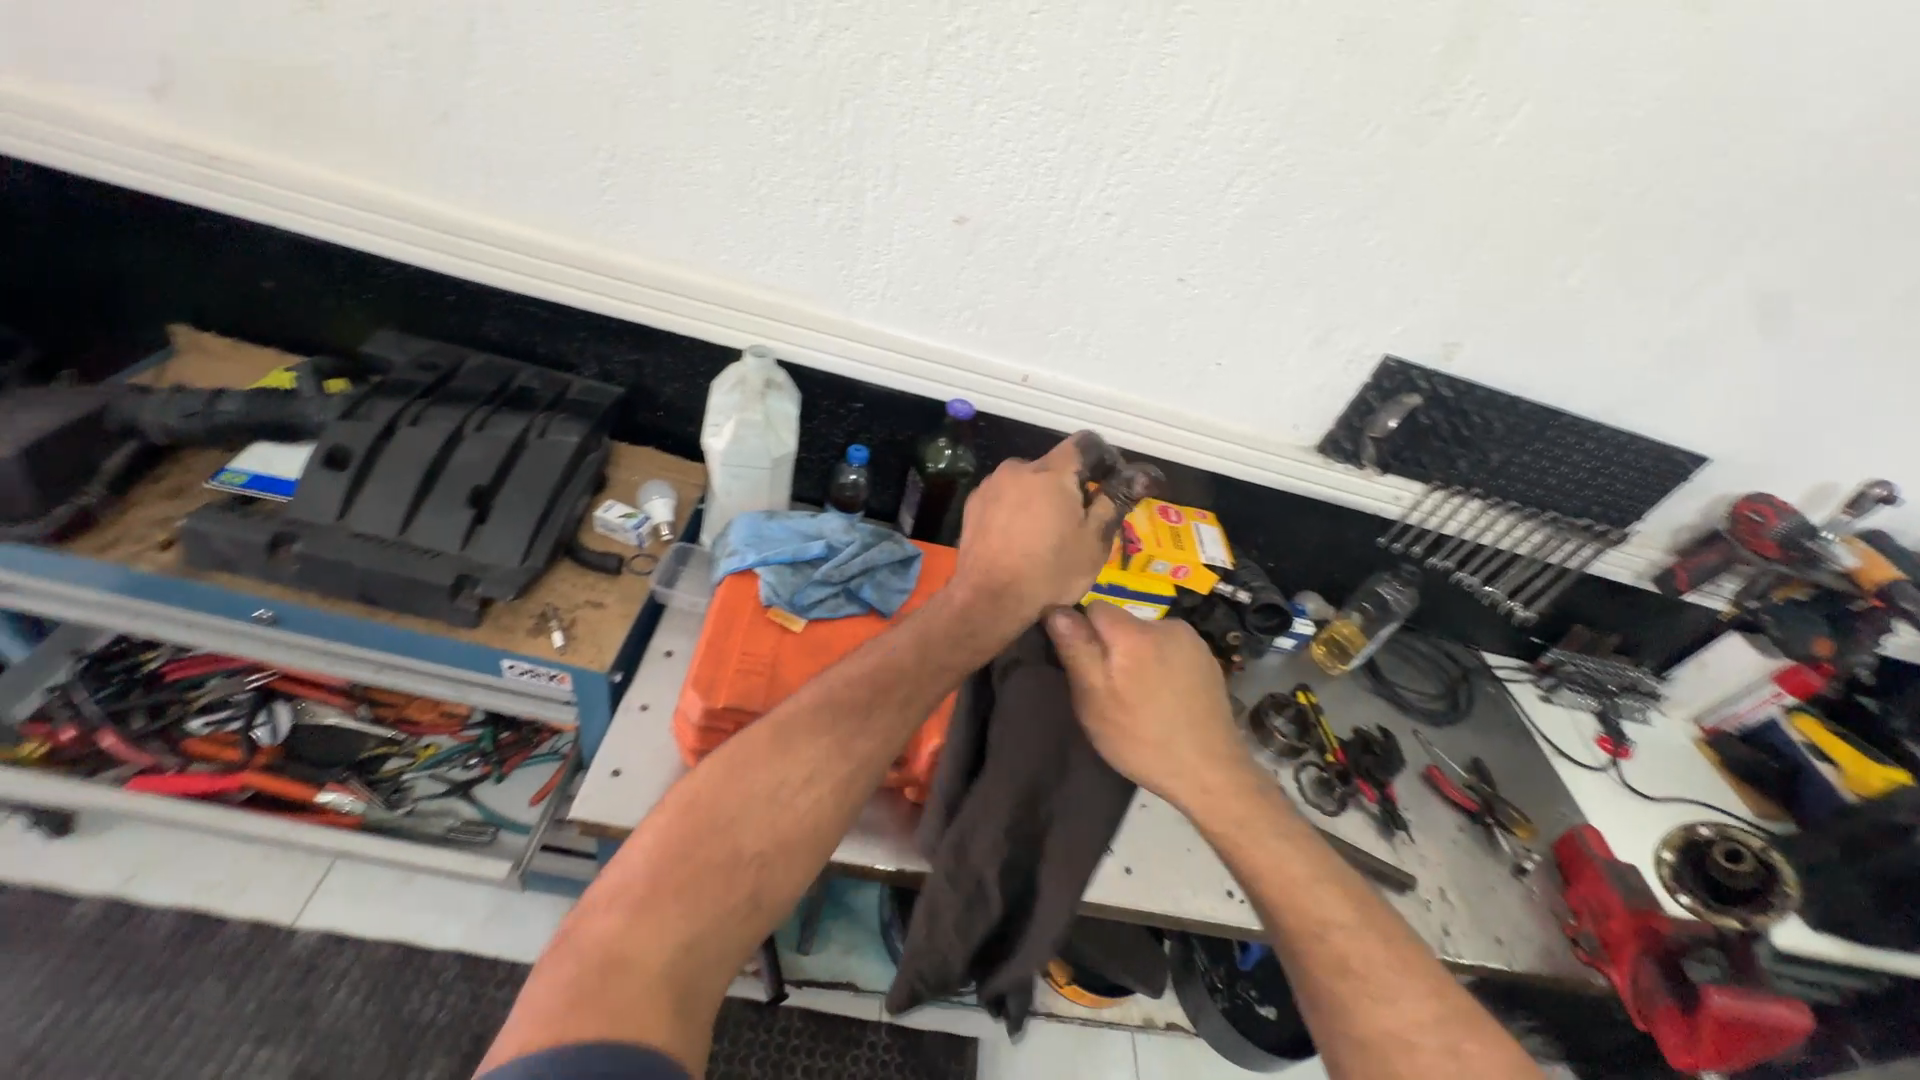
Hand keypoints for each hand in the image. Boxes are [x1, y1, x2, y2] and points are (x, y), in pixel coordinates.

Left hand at [948, 435, 1120, 625]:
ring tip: (1046, 536)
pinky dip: (1017, 510)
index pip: (1086, 443)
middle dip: (1071, 486)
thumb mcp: (1094, 541)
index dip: (1105, 459)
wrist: (988, 600)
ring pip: (1028, 482)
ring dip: (1042, 497)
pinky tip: (1019, 540)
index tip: (1111, 485)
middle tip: (1079, 523)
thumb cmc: (1049, 571)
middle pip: (1055, 465)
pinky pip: (1005, 497)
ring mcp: (991, 485)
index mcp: (1052, 471)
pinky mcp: (973, 504)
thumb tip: (1140, 475)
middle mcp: (1019, 468)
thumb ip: (1116, 501)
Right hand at [1046, 602, 1255, 808]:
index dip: (1081, 633)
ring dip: (1136, 657)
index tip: (1082, 666)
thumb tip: (1055, 609)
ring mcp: (1193, 643)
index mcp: (1135, 632)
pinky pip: (1169, 651)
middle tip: (1109, 691)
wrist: (1209, 772)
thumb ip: (1075, 650)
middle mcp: (1167, 625)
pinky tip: (1164, 699)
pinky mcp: (1208, 661)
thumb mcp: (1093, 700)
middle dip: (1110, 648)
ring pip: (1145, 637)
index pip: (1094, 607)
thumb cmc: (1141, 739)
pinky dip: (1159, 667)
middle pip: (1122, 623)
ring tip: (1139, 698)